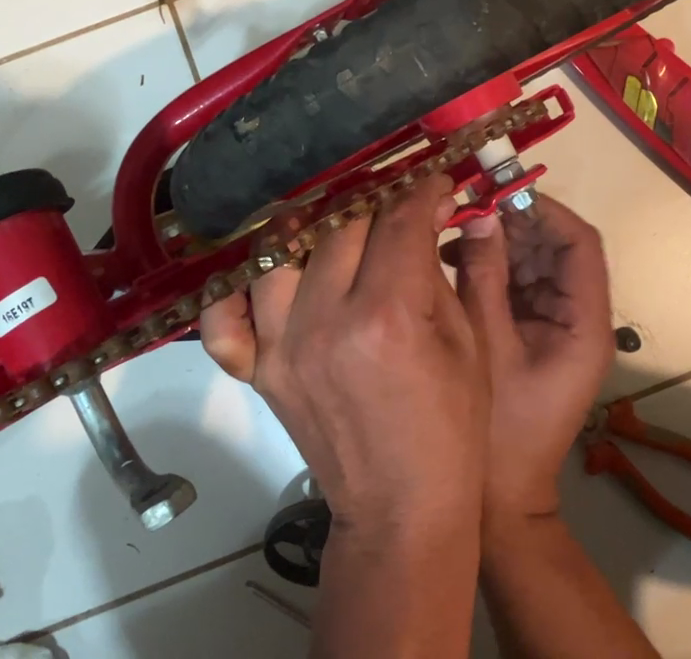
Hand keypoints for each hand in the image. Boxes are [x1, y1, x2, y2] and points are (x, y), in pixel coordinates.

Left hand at [199, 174, 488, 531]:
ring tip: (339, 230)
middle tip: (397, 208)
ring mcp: (282, 345)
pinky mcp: (258, 370)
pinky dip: (235, 292)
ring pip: (284, 252)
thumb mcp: (466, 342)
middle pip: (342, 226)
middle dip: (378, 206)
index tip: (435, 184)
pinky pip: (224, 318)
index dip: (423, 192)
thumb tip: (434, 209)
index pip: (400, 221)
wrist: (401, 507)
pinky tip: (267, 276)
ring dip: (314, 230)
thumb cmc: (451, 427)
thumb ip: (442, 269)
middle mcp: (326, 321)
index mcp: (388, 316)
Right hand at [445, 195, 611, 523]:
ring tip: (450, 227)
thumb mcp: (487, 347)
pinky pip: (515, 285)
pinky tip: (450, 259)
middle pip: (556, 248)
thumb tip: (476, 218)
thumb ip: (483, 279)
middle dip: (513, 222)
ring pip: (533, 263)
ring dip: (497, 241)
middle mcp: (577, 317)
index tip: (495, 191)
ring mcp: (554, 325)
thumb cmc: (501, 433)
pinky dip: (487, 267)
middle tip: (463, 202)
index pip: (580, 244)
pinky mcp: (530, 334)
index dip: (542, 209)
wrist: (501, 501)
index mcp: (584, 323)